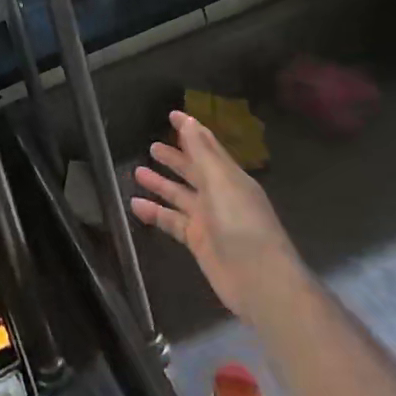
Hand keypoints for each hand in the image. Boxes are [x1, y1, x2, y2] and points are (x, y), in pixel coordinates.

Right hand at [132, 110, 300, 325]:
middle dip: (174, 158)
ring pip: (179, 196)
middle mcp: (219, 194)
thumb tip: (188, 120)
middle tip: (152, 147)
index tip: (172, 114)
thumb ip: (201, 151)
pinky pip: (172, 222)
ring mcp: (208, 219)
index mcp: (228, 176)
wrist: (260, 280)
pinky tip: (135, 205)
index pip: (206, 146)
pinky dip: (155, 213)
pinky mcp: (198, 242)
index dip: (190, 130)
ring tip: (136, 172)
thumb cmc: (242, 223)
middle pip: (192, 171)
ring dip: (160, 184)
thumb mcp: (220, 181)